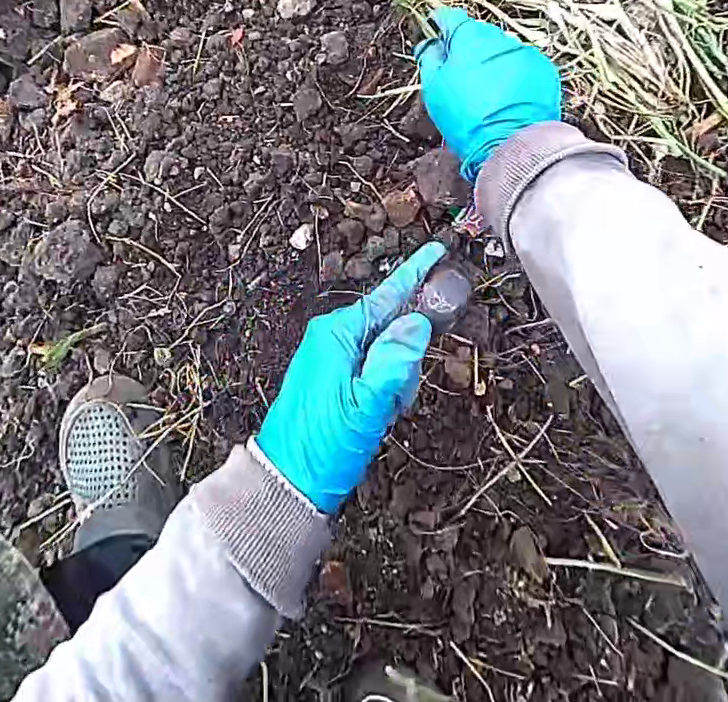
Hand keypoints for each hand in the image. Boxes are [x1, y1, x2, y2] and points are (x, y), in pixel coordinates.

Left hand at [256, 243, 446, 511]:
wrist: (289, 478)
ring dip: (395, 378)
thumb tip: (418, 323)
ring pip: (387, 348)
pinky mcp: (335, 370)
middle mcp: (333, 334)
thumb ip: (395, 361)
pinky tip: (376, 411)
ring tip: (380, 411)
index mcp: (338, 333)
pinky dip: (384, 386)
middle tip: (396, 397)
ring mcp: (333, 352)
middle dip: (406, 358)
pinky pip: (374, 364)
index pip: (388, 294)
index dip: (417, 272)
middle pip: (393, 325)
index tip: (438, 249)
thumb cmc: (322, 443)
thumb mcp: (367, 405)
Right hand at [414, 8, 561, 178]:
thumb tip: (430, 43)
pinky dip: (513, 75)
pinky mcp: (544, 70)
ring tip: (486, 91)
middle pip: (478, 34)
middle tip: (461, 75)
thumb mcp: (434, 89)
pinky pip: (522, 65)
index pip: (451, 17)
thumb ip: (429, 58)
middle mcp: (500, 38)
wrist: (511, 144)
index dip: (440, 24)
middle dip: (468, 48)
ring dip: (491, 61)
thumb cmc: (465, 118)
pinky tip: (506, 98)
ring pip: (501, 49)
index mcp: (469, 38)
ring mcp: (525, 53)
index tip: (436, 34)